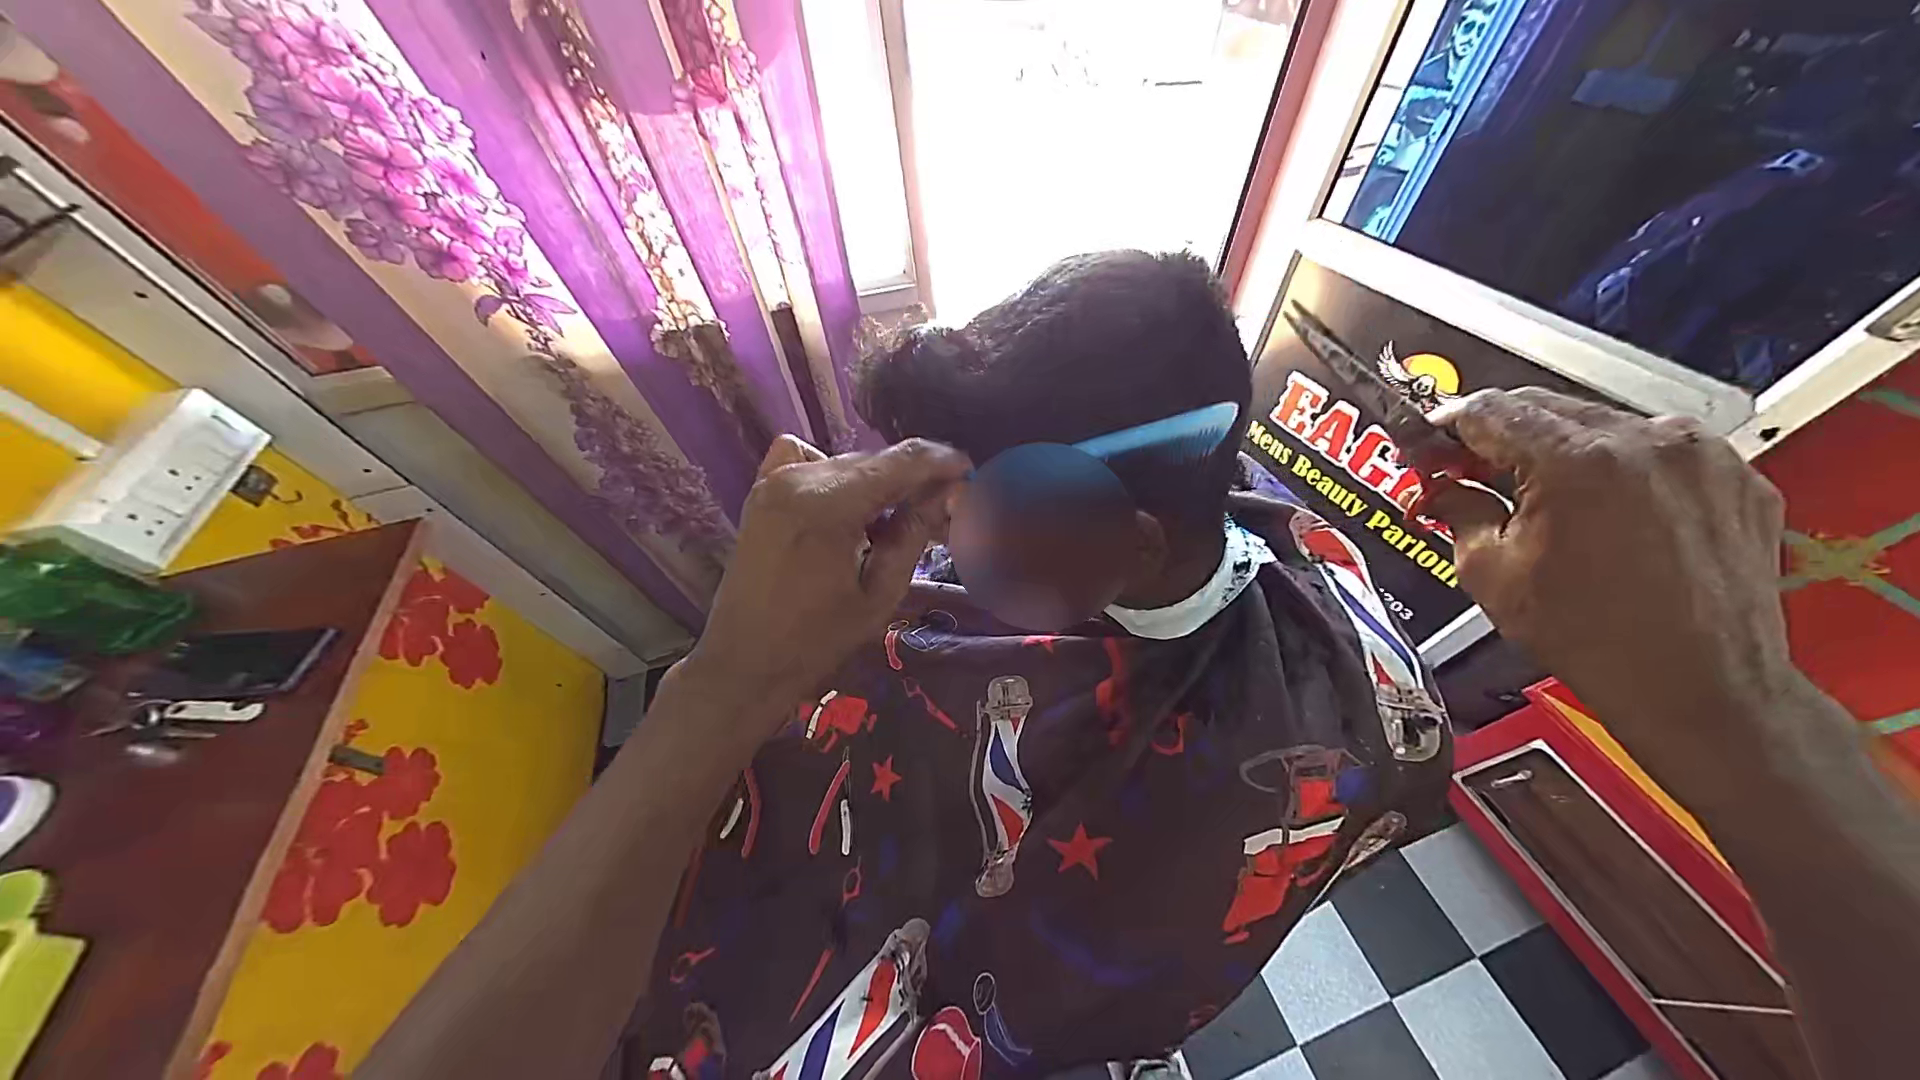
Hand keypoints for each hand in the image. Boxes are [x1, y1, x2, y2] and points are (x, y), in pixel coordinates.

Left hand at [680, 435, 970, 726]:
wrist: (743, 663)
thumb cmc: (816, 641)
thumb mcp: (879, 593)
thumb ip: (914, 533)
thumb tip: (950, 492)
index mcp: (828, 504)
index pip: (900, 462)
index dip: (941, 462)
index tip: (969, 473)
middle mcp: (798, 477)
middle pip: (875, 460)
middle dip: (914, 479)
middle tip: (942, 511)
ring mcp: (774, 480)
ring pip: (848, 463)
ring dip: (880, 483)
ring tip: (897, 521)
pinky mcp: (762, 492)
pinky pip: (809, 461)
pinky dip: (837, 475)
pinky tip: (847, 506)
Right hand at [1423, 389, 1793, 802]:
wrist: (1696, 682)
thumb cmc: (1591, 634)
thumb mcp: (1488, 569)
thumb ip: (1460, 510)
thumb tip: (1444, 489)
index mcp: (1579, 461)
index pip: (1490, 411)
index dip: (1445, 425)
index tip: (1426, 443)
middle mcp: (1647, 443)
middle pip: (1542, 408)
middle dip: (1492, 435)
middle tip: (1459, 468)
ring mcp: (1699, 457)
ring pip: (1595, 424)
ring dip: (1548, 448)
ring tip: (1522, 491)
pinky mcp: (1732, 477)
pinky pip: (1648, 451)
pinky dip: (1606, 467)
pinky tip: (1584, 506)